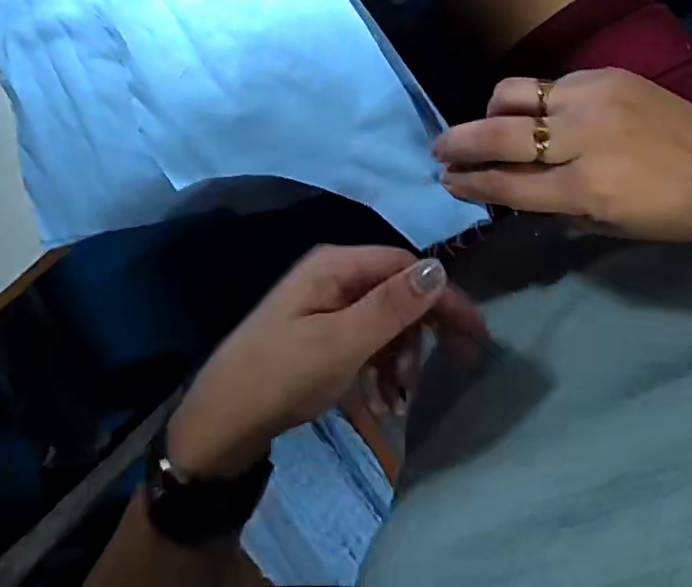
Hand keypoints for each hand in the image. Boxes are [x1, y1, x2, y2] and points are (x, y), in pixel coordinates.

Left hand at [166, 245, 484, 477]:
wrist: (218, 427)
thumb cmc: (281, 376)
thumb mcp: (342, 343)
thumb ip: (392, 306)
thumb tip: (440, 267)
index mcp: (336, 265)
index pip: (405, 265)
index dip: (441, 294)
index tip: (473, 330)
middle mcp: (333, 275)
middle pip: (396, 290)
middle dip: (422, 328)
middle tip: (457, 360)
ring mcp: (325, 304)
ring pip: (384, 319)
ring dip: (401, 354)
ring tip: (399, 395)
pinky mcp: (321, 333)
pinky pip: (365, 339)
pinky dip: (380, 365)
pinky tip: (383, 397)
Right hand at [433, 68, 691, 247]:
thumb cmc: (676, 215)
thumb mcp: (610, 225)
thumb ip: (555, 206)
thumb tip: (510, 189)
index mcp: (586, 188)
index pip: (506, 183)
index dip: (470, 183)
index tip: (446, 181)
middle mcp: (581, 137)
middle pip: (496, 132)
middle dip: (458, 143)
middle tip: (440, 150)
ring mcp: (591, 97)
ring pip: (513, 92)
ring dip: (491, 110)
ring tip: (490, 123)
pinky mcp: (604, 74)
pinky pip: (549, 83)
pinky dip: (533, 100)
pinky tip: (540, 113)